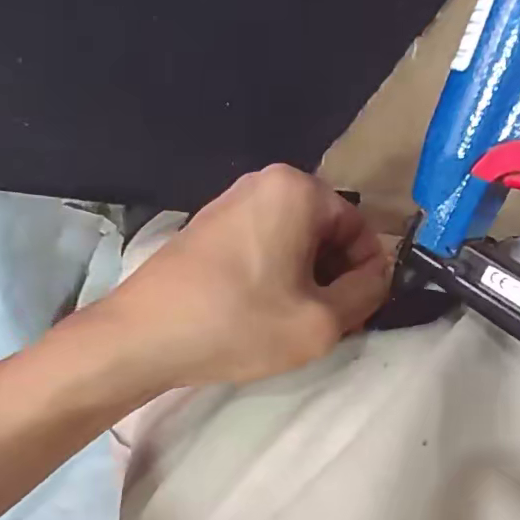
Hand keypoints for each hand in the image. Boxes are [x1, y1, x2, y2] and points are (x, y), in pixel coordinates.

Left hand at [96, 164, 390, 386]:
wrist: (143, 336)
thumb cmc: (238, 324)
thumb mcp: (321, 322)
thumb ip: (367, 294)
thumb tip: (376, 277)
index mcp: (296, 188)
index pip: (360, 230)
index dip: (367, 277)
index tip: (355, 316)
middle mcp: (262, 183)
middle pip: (324, 233)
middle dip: (333, 278)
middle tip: (324, 324)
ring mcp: (227, 203)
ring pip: (291, 243)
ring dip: (303, 281)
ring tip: (288, 324)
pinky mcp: (204, 229)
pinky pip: (259, 248)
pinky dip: (271, 278)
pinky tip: (256, 314)